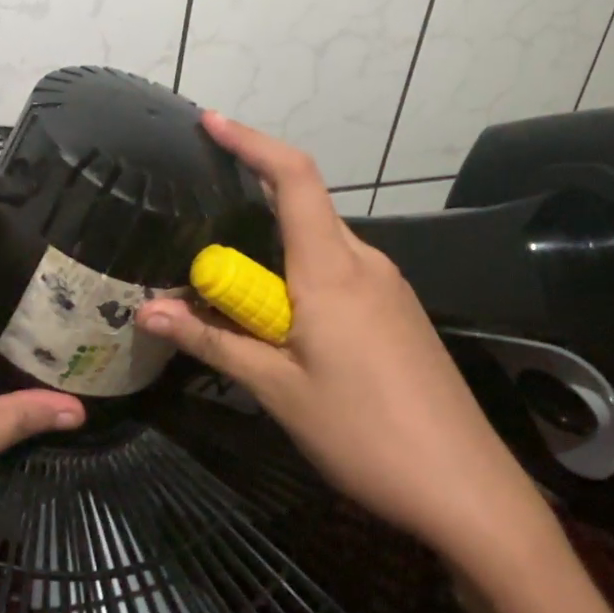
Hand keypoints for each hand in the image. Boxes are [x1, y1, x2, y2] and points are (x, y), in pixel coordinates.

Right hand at [138, 112, 545, 563]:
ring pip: (319, 250)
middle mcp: (366, 263)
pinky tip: (286, 332)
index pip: (293, 177)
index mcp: (332, 268)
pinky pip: (341, 277)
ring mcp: (389, 288)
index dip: (251, 141)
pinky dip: (302, 285)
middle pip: (301, 213)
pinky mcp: (400, 315)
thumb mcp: (277, 390)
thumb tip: (146, 312)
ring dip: (273, 264)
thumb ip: (212, 340)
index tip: (210, 122)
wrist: (467, 490)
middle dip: (247, 221)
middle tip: (199, 256)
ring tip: (234, 306)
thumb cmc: (365, 434)